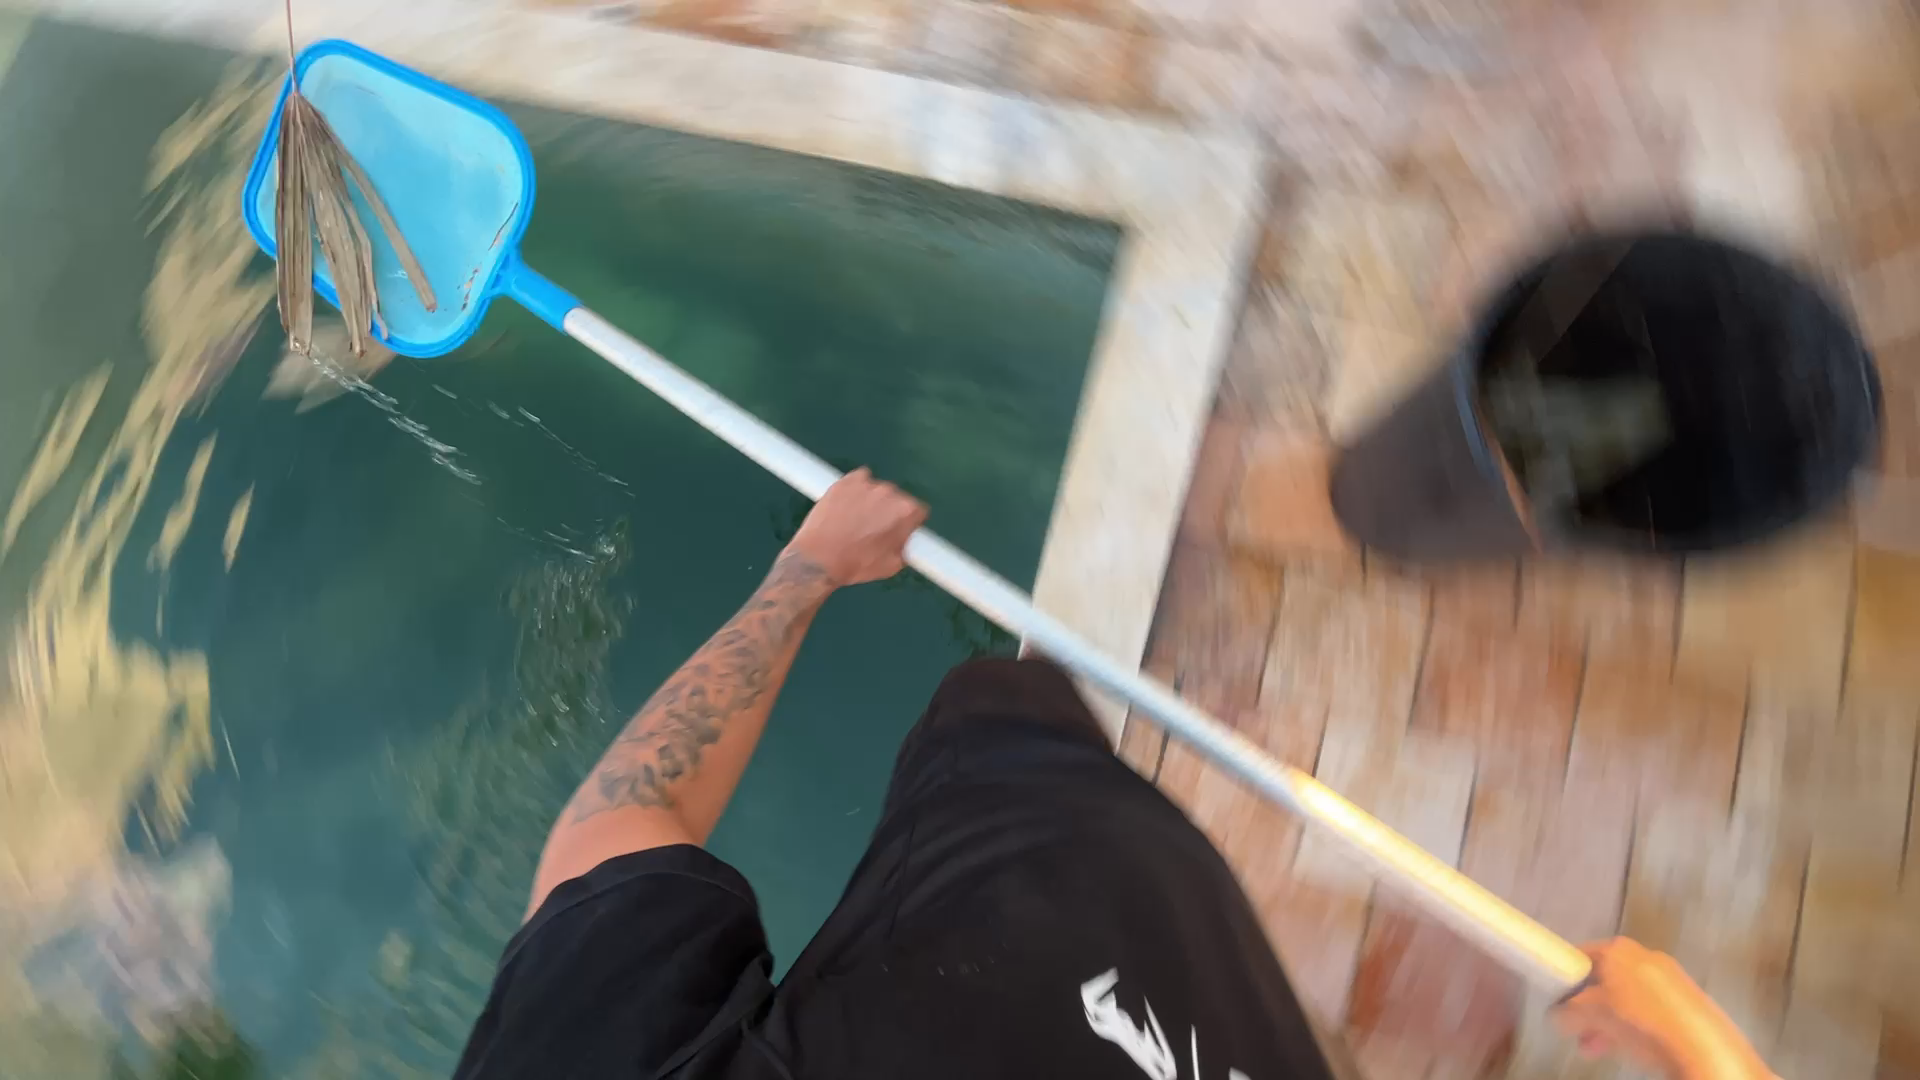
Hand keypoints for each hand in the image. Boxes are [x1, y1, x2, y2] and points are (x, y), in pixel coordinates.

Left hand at [785, 468, 927, 586]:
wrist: (819, 559)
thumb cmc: (857, 565)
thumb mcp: (892, 565)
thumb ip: (906, 546)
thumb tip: (904, 538)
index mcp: (907, 511)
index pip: (919, 511)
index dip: (909, 523)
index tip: (898, 531)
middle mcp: (890, 492)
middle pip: (897, 498)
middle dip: (889, 511)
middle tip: (874, 528)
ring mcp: (867, 483)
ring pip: (877, 489)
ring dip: (872, 500)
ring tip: (856, 520)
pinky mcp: (846, 480)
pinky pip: (859, 479)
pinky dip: (856, 489)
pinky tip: (847, 505)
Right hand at [1555, 939, 1772, 1079]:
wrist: (1709, 1052)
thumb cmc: (1640, 1021)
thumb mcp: (1590, 1014)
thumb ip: (1567, 1010)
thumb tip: (1556, 1015)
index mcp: (1617, 948)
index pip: (1581, 956)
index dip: (1568, 979)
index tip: (1564, 1001)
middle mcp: (1645, 955)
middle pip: (1607, 980)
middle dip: (1592, 1009)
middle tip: (1583, 1032)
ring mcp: (1675, 979)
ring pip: (1631, 998)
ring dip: (1613, 1022)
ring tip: (1604, 1048)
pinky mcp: (1697, 1004)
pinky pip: (1657, 1009)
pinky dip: (1642, 1025)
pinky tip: (1639, 1048)